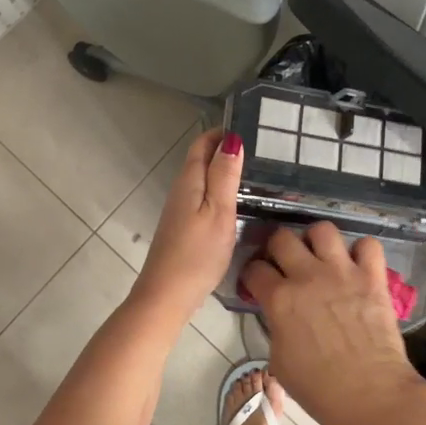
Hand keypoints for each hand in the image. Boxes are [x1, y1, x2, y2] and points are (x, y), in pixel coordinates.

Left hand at [133, 129, 243, 319]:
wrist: (167, 295)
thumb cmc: (197, 253)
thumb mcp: (218, 212)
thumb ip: (224, 176)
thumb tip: (231, 140)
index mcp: (189, 181)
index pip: (202, 143)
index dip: (221, 133)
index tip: (249, 129)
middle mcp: (181, 190)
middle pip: (200, 159)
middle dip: (223, 150)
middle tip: (258, 150)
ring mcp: (179, 210)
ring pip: (201, 180)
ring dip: (222, 171)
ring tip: (253, 174)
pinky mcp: (182, 227)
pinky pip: (201, 198)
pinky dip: (218, 191)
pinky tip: (234, 204)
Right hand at [240, 222, 425, 424]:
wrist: (371, 395)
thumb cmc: (320, 389)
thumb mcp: (279, 362)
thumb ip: (276, 329)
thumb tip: (280, 318)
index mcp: (279, 299)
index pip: (254, 269)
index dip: (252, 275)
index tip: (257, 283)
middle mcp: (308, 276)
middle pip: (282, 237)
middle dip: (277, 247)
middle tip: (285, 263)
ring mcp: (342, 272)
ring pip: (322, 229)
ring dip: (317, 241)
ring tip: (320, 257)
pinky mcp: (373, 277)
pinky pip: (368, 245)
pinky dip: (362, 252)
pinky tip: (358, 266)